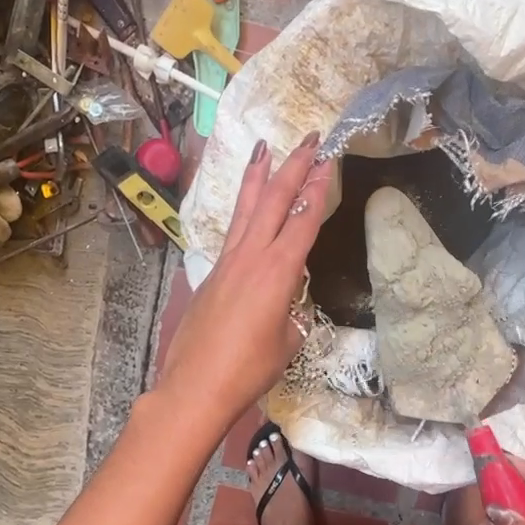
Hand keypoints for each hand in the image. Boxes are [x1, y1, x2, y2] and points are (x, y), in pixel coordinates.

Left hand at [156, 132, 329, 428]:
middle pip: (274, 200)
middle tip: (310, 139)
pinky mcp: (211, 275)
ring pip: (246, 208)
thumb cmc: (248, 370)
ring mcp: (227, 263)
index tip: (328, 158)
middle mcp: (251, 257)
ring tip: (265, 147)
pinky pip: (232, 231)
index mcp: (278, 271)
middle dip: (294, 166)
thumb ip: (293, 317)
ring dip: (259, 176)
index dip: (317, 187)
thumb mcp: (286, 344)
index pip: (303, 219)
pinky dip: (243, 209)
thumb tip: (290, 309)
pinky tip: (246, 207)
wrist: (196, 385)